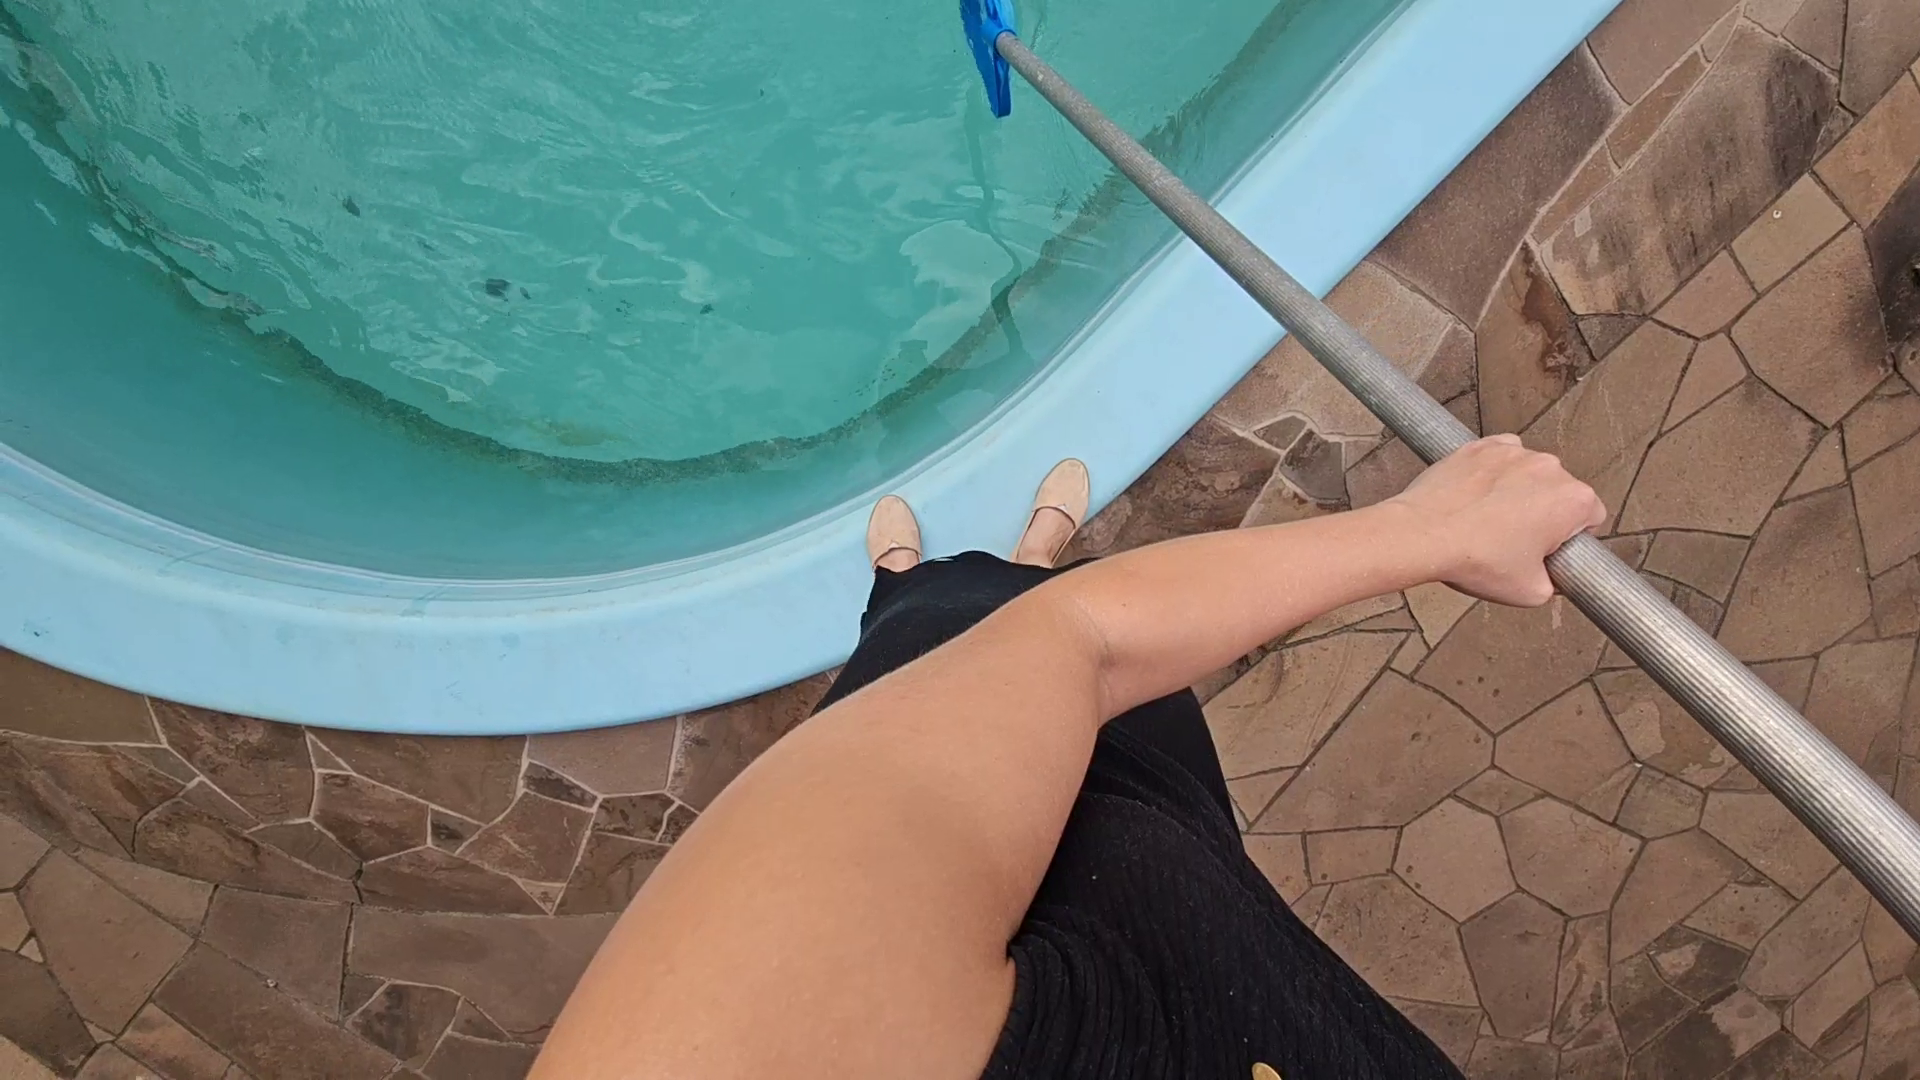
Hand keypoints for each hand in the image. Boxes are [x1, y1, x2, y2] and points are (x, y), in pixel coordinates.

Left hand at [1384, 434, 1605, 607]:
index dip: (1566, 537)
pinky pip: (1495, 456)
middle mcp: (1549, 467)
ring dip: (1514, 489)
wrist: (1419, 535)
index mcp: (1575, 500)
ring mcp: (1511, 453)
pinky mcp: (1477, 448)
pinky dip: (1489, 470)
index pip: (1589, 518)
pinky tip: (1474, 492)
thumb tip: (1551, 576)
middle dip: (1540, 511)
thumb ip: (1556, 581)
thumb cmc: (1472, 559)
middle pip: (1557, 492)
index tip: (1543, 548)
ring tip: (1484, 516)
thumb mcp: (1531, 591)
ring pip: (1526, 473)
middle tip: (1508, 536)